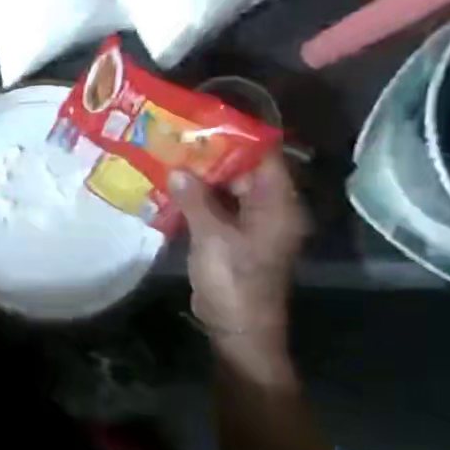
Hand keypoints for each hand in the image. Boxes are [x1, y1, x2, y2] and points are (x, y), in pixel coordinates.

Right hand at [170, 152, 307, 384]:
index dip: (238, 136)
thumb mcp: (212, 237)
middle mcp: (270, 209)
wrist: (239, 330)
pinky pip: (219, 208)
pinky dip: (199, 198)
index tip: (206, 119)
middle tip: (179, 137)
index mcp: (278, 205)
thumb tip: (177, 169)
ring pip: (229, 189)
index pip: (264, 156)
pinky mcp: (235, 239)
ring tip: (171, 156)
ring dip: (203, 177)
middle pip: (245, 170)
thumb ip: (195, 199)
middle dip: (213, 155)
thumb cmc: (234, 282)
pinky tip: (173, 188)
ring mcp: (253, 225)